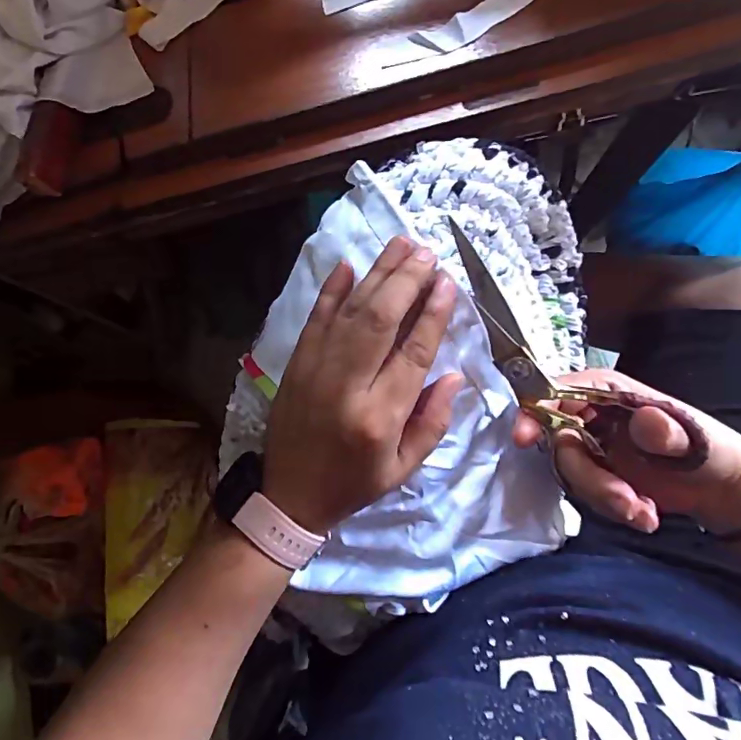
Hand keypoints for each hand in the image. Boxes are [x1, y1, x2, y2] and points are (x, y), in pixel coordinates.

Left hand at [263, 237, 464, 534]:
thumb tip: (453, 374)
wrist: (287, 495)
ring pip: (351, 311)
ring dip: (377, 274)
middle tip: (427, 253)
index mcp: (379, 417)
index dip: (432, 315)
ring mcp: (316, 369)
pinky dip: (333, 290)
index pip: (413, 354)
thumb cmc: (352, 483)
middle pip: (381, 320)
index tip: (447, 284)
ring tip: (401, 245)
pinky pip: (316, 318)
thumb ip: (432, 422)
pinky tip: (349, 264)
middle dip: (406, 281)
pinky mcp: (296, 362)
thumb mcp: (402, 469)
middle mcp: (347, 386)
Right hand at [513, 369, 740, 533]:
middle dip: (588, 477)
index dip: (535, 410)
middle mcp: (592, 416)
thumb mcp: (697, 440)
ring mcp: (592, 446)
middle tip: (625, 501)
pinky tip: (645, 513)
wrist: (728, 492)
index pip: (557, 392)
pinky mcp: (596, 474)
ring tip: (645, 511)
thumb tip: (643, 419)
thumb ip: (667, 430)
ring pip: (570, 472)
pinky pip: (584, 493)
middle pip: (559, 440)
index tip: (524, 438)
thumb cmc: (715, 452)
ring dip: (604, 498)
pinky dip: (613, 509)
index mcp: (610, 392)